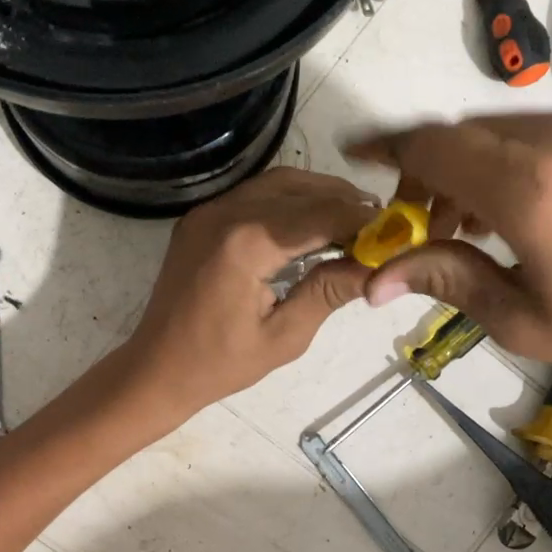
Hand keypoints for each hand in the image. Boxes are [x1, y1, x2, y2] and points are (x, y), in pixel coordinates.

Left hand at [119, 168, 379, 418]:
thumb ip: (329, 292)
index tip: (395, 231)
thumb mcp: (285, 336)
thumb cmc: (221, 364)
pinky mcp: (200, 218)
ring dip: (316, 195)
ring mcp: (208, 211)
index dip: (361, 220)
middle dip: (343, 201)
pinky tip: (310, 223)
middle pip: (300, 188)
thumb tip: (377, 266)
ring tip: (351, 220)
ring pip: (276, 183)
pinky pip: (253, 195)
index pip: (320, 214)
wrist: (156, 368)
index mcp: (246, 244)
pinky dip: (288, 201)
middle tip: (378, 224)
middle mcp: (225, 213)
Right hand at [347, 104, 551, 421]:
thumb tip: (376, 279)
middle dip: (433, 165)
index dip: (388, 148)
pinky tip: (536, 206)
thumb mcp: (527, 321)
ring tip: (481, 221)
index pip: (433, 146)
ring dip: (481, 161)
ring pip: (513, 126)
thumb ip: (447, 280)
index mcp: (533, 189)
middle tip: (426, 218)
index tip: (358, 154)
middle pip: (469, 129)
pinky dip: (526, 157)